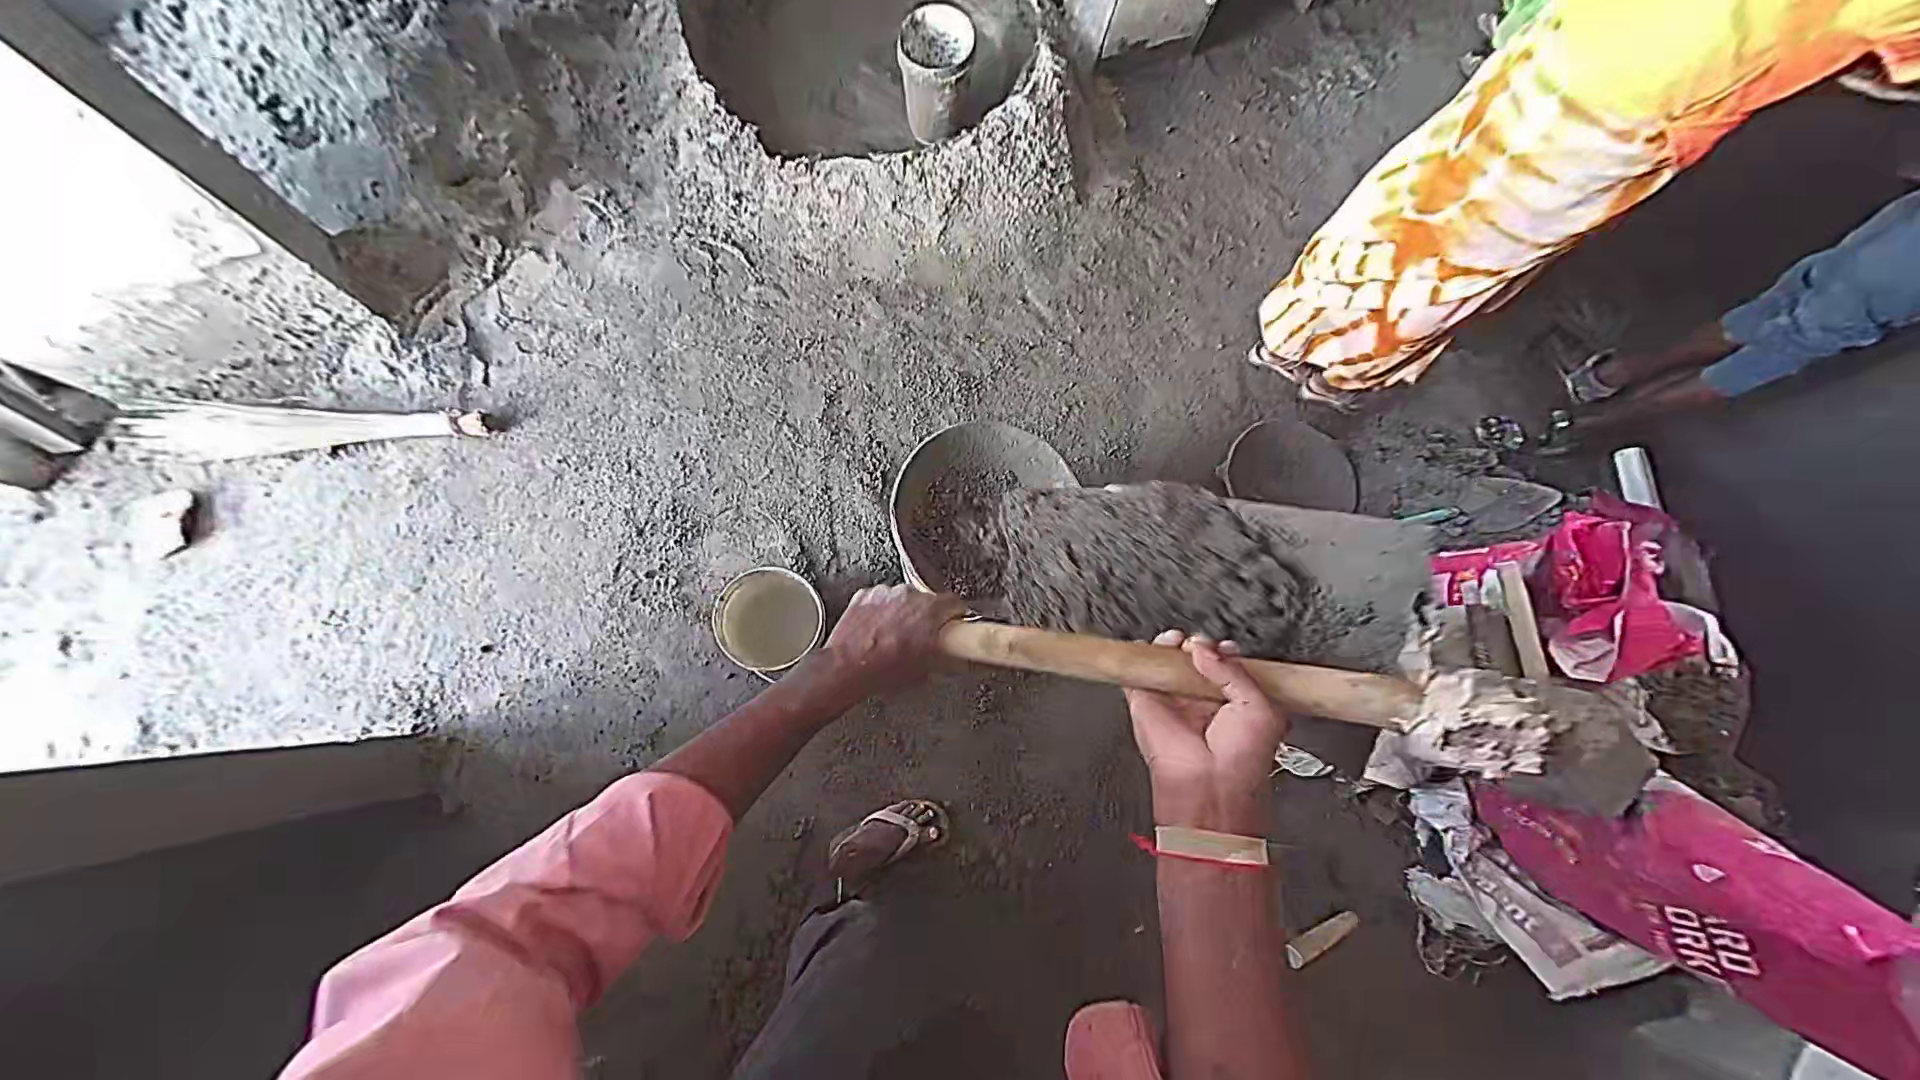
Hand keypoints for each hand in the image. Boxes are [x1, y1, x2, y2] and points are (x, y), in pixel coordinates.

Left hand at [823, 584, 966, 695]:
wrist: (846, 668)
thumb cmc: (882, 671)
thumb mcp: (925, 671)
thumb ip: (944, 656)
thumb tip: (953, 656)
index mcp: (931, 613)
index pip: (955, 603)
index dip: (955, 614)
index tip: (954, 621)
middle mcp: (911, 597)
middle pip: (928, 600)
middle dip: (927, 615)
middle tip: (920, 635)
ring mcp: (887, 593)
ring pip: (904, 597)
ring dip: (903, 611)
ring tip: (893, 633)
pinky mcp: (867, 594)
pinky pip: (882, 598)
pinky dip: (882, 610)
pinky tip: (877, 628)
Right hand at [1124, 630, 1288, 833]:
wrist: (1211, 784)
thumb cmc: (1243, 761)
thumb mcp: (1261, 707)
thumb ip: (1234, 671)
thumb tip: (1205, 649)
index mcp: (1234, 702)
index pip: (1226, 665)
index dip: (1223, 650)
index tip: (1223, 646)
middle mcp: (1202, 701)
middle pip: (1194, 659)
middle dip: (1196, 645)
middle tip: (1198, 644)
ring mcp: (1173, 701)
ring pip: (1167, 663)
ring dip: (1169, 646)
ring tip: (1176, 641)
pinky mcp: (1145, 704)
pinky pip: (1137, 674)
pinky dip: (1138, 658)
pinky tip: (1147, 648)